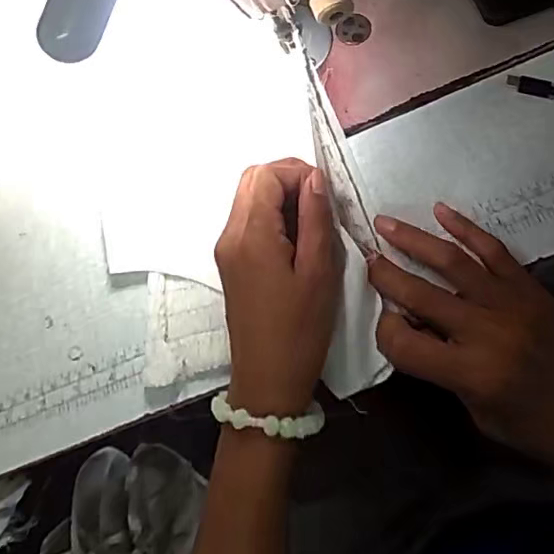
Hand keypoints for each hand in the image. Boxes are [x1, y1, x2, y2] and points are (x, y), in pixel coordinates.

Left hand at [213, 158, 340, 417]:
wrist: (268, 380)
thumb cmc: (300, 329)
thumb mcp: (319, 271)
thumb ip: (315, 218)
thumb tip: (314, 177)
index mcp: (250, 236)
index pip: (266, 175)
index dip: (298, 172)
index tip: (326, 193)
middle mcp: (229, 235)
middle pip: (252, 180)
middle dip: (288, 178)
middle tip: (322, 201)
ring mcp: (226, 248)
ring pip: (249, 197)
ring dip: (281, 196)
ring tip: (314, 221)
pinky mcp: (230, 262)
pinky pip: (249, 220)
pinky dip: (273, 215)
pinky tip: (298, 237)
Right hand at [369, 204, 553, 480]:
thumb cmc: (548, 432)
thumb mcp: (486, 418)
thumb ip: (447, 375)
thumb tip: (420, 336)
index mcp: (472, 373)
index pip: (403, 343)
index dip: (386, 332)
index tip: (386, 325)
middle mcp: (485, 330)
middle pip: (420, 294)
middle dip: (386, 273)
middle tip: (365, 256)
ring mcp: (509, 301)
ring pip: (451, 262)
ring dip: (414, 240)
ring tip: (386, 224)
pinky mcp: (529, 286)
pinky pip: (491, 249)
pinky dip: (465, 228)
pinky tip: (442, 213)